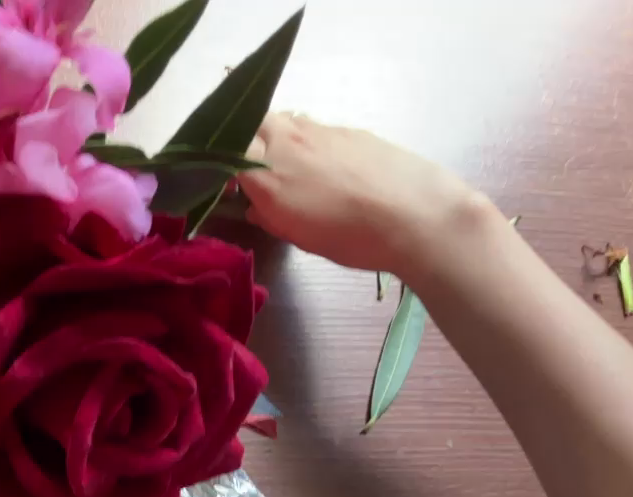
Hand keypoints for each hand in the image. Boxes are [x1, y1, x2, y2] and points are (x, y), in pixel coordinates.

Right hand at [238, 113, 493, 279]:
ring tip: (289, 172)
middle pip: (252, 127)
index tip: (226, 194)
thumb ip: (270, 217)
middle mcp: (286, 142)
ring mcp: (318, 131)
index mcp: (266, 173)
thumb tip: (256, 208)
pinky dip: (307, 145)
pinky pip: (314, 130)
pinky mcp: (347, 129)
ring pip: (284, 123)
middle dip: (246, 146)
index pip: (226, 157)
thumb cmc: (350, 237)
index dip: (221, 175)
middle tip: (254, 175)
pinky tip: (324, 173)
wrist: (411, 214)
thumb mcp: (299, 237)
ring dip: (277, 142)